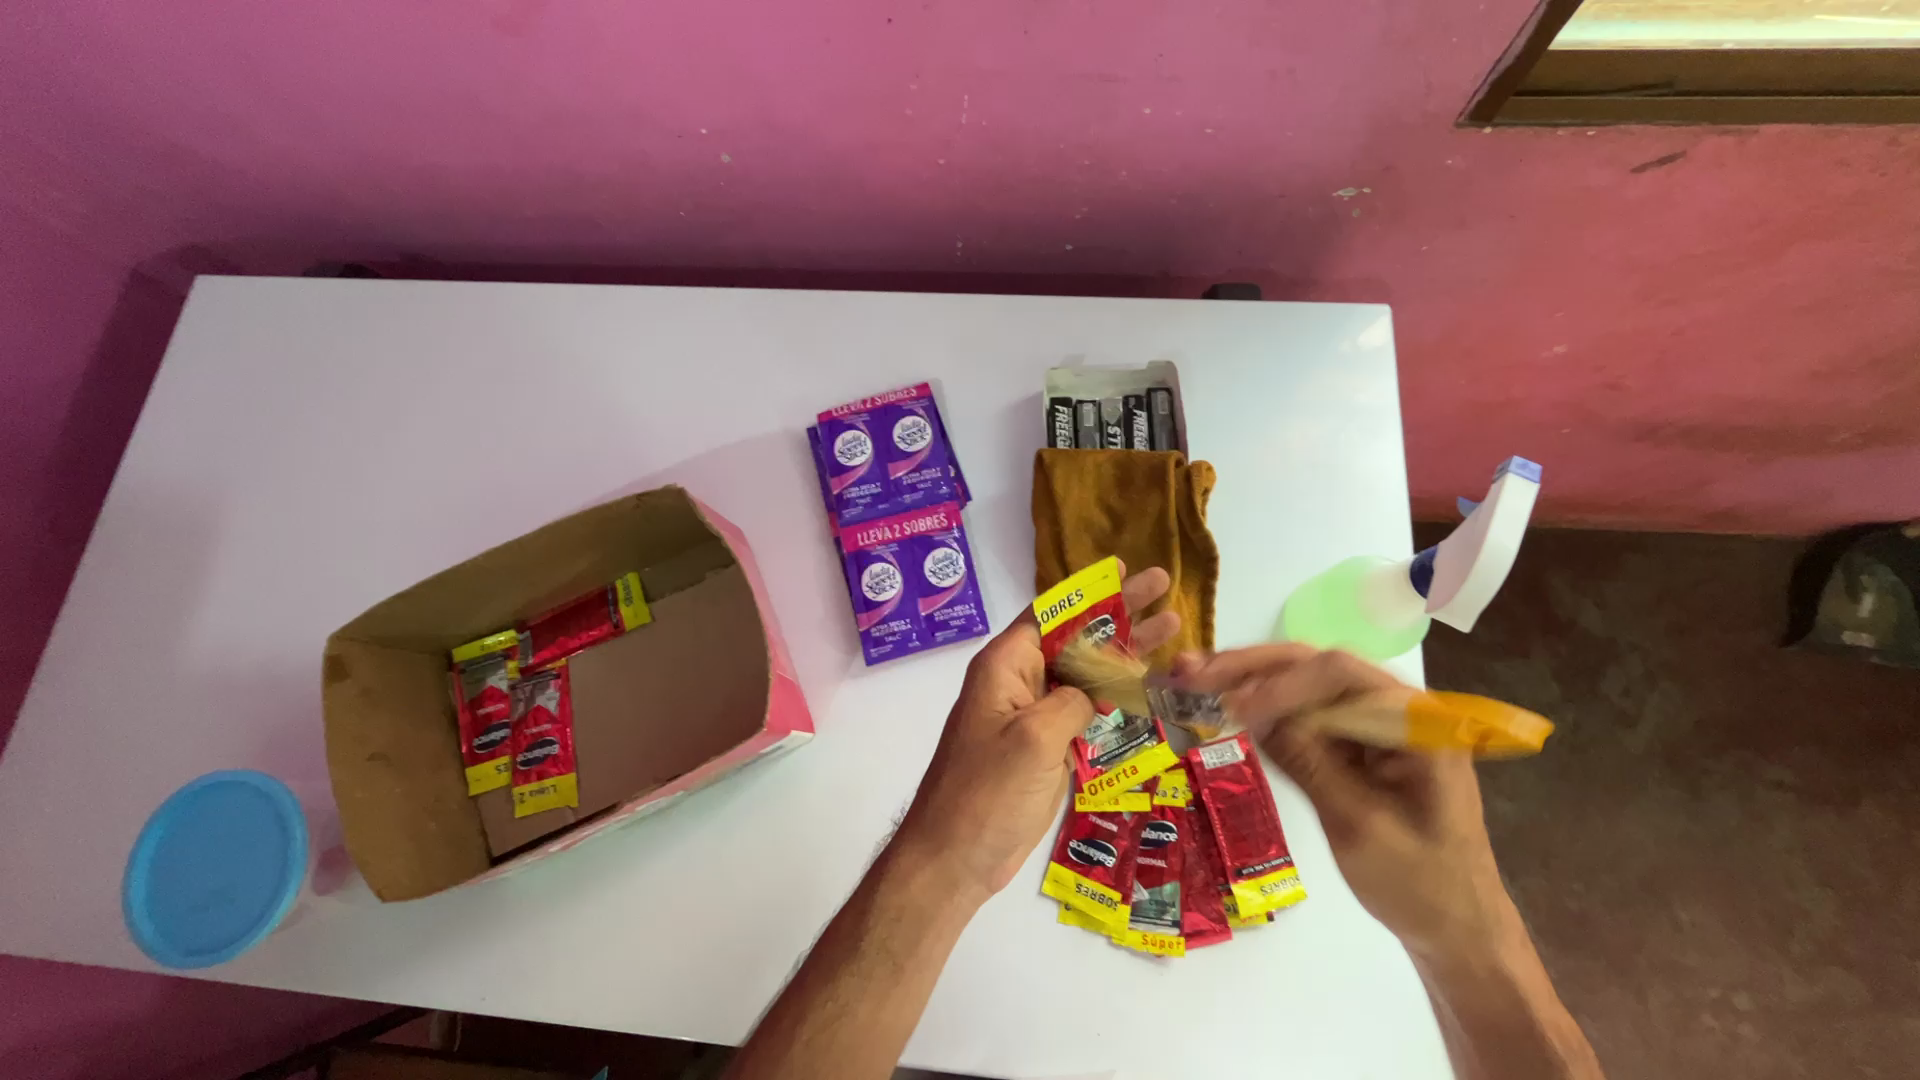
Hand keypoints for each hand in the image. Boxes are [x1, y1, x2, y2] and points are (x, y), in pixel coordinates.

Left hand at [892, 563, 1181, 902]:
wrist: (956, 857)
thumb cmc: (986, 792)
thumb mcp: (1034, 738)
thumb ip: (1072, 700)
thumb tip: (1098, 685)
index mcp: (1006, 666)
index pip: (1053, 614)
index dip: (1090, 591)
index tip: (1123, 568)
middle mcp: (1020, 683)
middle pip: (1076, 637)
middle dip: (1120, 613)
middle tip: (1162, 586)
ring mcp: (1035, 716)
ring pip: (1086, 674)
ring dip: (1126, 654)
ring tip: (1171, 627)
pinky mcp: (1048, 747)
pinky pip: (1087, 712)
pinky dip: (1117, 699)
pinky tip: (1151, 688)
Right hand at [1172, 646, 1523, 963]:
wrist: (1456, 930)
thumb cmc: (1420, 884)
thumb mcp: (1360, 825)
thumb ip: (1309, 762)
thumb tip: (1249, 711)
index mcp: (1418, 720)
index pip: (1341, 675)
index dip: (1279, 683)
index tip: (1230, 705)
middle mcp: (1397, 708)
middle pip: (1316, 667)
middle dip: (1252, 669)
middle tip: (1191, 673)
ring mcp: (1374, 723)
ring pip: (1303, 683)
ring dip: (1248, 680)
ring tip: (1192, 678)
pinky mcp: (1355, 742)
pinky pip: (1304, 712)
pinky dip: (1262, 708)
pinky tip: (1221, 703)